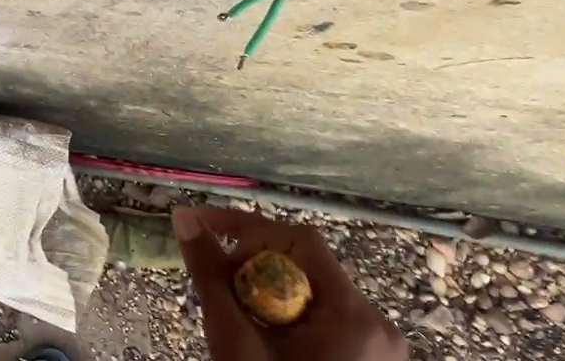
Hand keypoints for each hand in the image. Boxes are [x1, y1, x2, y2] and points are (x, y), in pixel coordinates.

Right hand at [175, 207, 408, 360]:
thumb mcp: (235, 340)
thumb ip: (210, 275)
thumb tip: (184, 218)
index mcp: (355, 317)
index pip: (299, 240)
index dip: (247, 229)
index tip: (205, 234)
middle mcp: (378, 323)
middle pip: (305, 262)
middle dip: (252, 260)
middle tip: (217, 281)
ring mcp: (380, 344)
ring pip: (310, 286)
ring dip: (265, 284)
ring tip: (236, 311)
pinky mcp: (371, 358)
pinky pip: (322, 311)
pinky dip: (285, 309)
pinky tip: (263, 332)